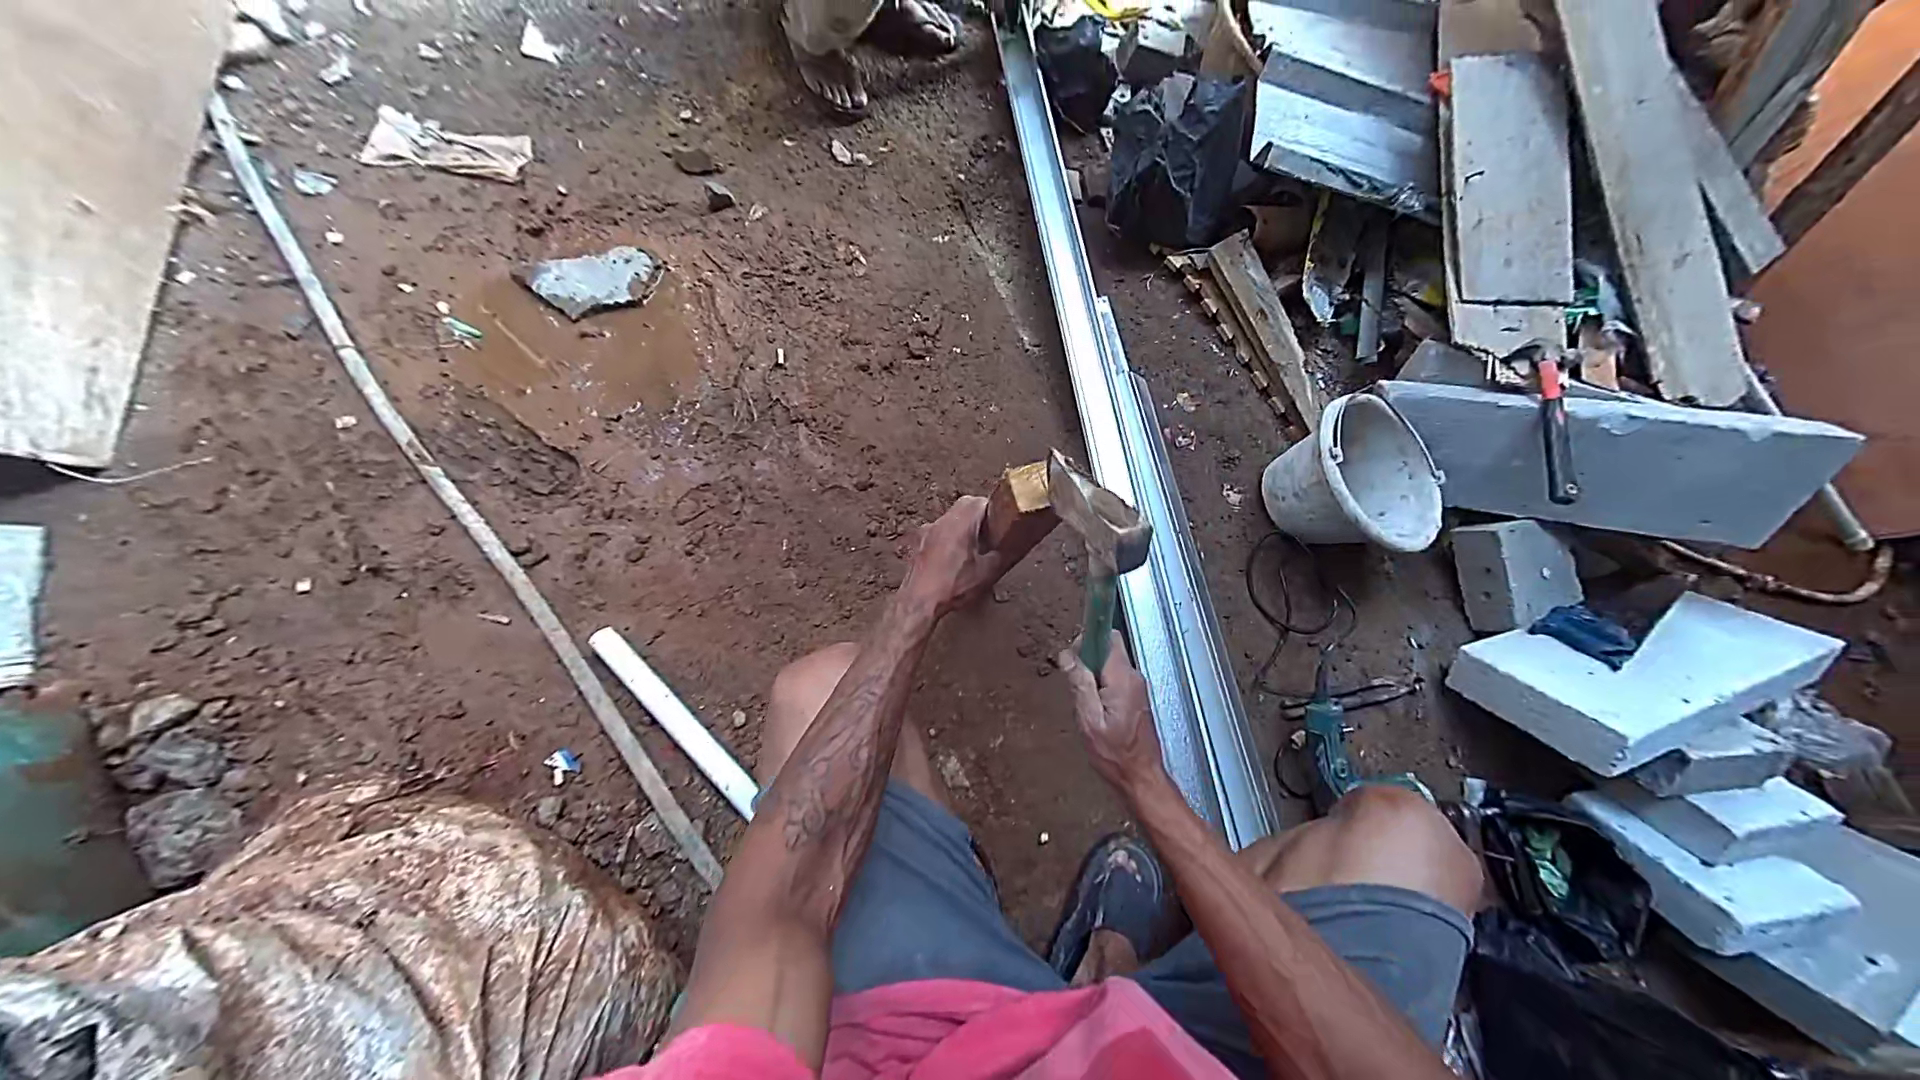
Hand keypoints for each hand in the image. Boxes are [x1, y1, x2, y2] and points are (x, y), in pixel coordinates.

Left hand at [901, 497, 1007, 617]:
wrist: (919, 603)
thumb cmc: (951, 587)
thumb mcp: (987, 572)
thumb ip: (1002, 554)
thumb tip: (1013, 547)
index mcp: (959, 524)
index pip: (980, 502)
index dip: (994, 511)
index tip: (1000, 524)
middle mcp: (941, 522)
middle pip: (964, 507)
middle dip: (979, 518)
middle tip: (990, 535)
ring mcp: (927, 532)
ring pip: (950, 519)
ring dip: (962, 528)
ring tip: (972, 549)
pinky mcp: (919, 544)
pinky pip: (938, 533)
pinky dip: (948, 540)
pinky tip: (953, 560)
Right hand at [1060, 632, 1164, 794]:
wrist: (1140, 778)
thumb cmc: (1116, 755)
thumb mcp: (1088, 719)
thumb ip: (1079, 683)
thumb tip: (1068, 655)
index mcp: (1123, 678)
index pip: (1107, 637)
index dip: (1086, 640)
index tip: (1072, 656)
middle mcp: (1134, 678)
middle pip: (1106, 650)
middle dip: (1085, 662)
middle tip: (1075, 688)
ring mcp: (1136, 688)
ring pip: (1108, 665)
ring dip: (1091, 677)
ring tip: (1084, 704)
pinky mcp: (1135, 698)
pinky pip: (1113, 679)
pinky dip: (1099, 688)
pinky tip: (1094, 711)